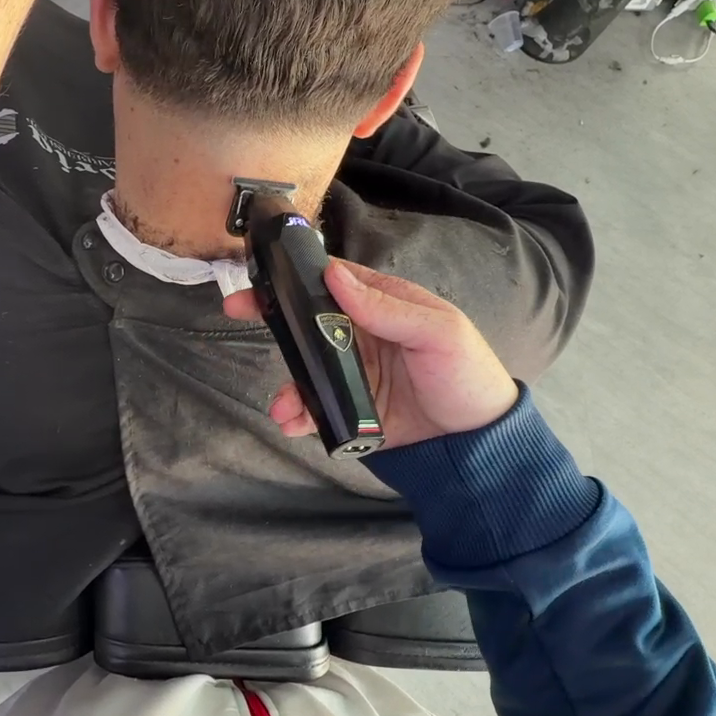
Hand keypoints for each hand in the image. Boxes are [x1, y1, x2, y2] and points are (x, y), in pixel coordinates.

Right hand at [224, 259, 519, 448]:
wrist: (479, 443)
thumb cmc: (466, 373)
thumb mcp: (437, 332)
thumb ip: (385, 306)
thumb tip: (333, 273)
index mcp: (382, 304)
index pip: (332, 279)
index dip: (296, 274)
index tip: (263, 272)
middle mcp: (360, 334)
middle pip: (307, 320)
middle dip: (272, 318)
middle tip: (236, 309)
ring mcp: (352, 372)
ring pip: (306, 368)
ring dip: (288, 385)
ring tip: (284, 408)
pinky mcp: (349, 408)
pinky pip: (315, 406)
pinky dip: (299, 414)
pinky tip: (294, 423)